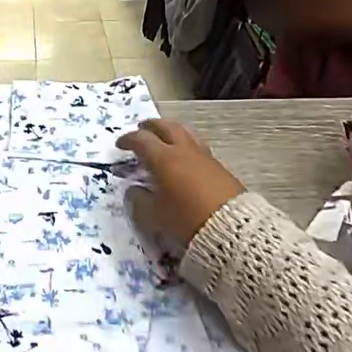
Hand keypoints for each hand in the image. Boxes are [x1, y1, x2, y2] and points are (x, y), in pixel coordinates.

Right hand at [116, 119, 245, 249]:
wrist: (230, 225)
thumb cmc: (186, 219)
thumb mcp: (155, 216)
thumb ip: (140, 201)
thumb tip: (134, 190)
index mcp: (164, 159)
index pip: (142, 141)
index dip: (129, 140)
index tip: (121, 144)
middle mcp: (184, 150)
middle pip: (166, 127)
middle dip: (151, 126)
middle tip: (142, 128)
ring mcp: (203, 155)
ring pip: (185, 132)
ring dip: (170, 130)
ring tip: (164, 136)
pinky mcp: (218, 164)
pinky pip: (196, 144)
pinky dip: (185, 142)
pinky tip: (184, 154)